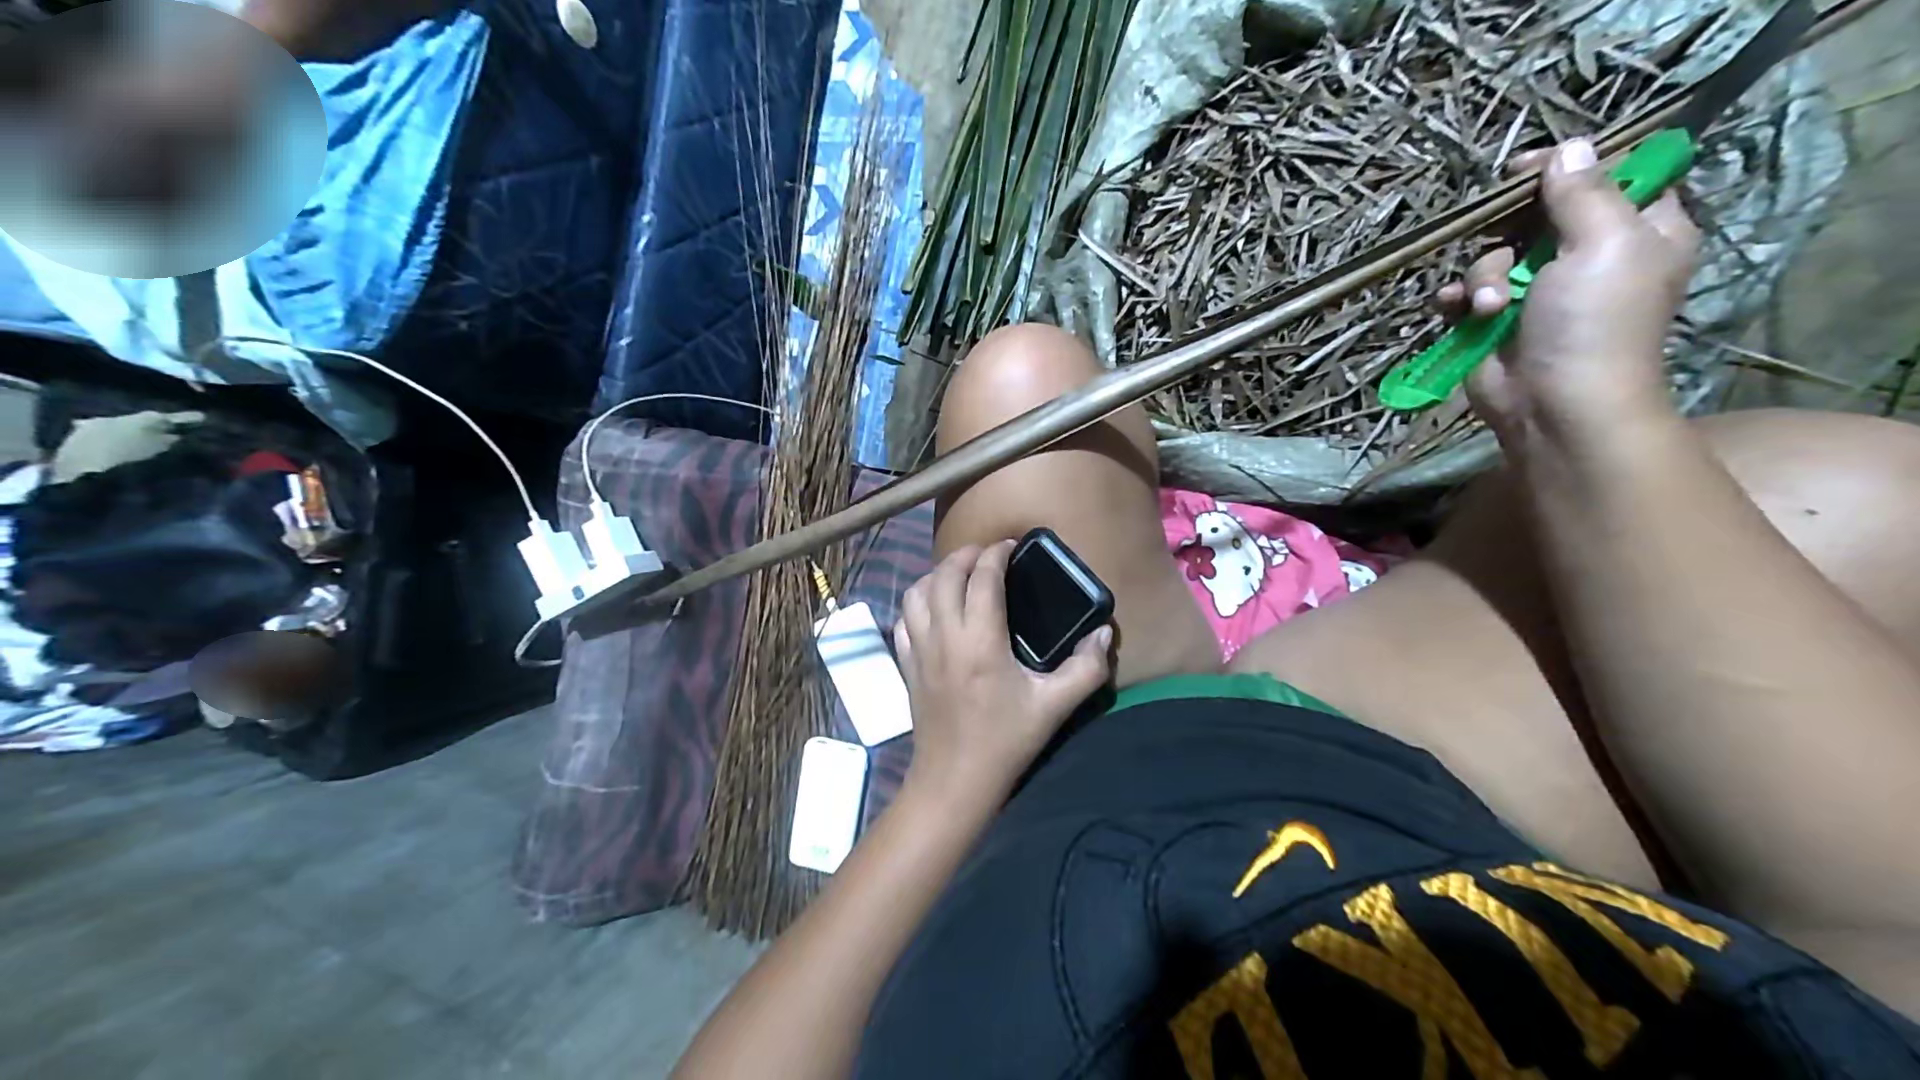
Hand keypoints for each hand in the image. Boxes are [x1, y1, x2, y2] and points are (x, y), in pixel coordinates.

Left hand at [894, 541, 1112, 802]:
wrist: (954, 780)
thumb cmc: (1006, 741)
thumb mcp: (1054, 706)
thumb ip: (1086, 668)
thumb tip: (1104, 633)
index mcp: (980, 640)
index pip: (982, 578)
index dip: (997, 553)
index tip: (1012, 546)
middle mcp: (944, 636)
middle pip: (945, 575)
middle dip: (965, 555)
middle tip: (988, 554)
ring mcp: (919, 649)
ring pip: (917, 592)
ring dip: (937, 575)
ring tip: (960, 575)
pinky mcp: (906, 664)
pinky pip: (903, 619)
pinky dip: (917, 602)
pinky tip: (934, 609)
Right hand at [1436, 138, 1700, 441]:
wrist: (1552, 404)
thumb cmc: (1593, 321)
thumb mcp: (1603, 243)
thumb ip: (1585, 192)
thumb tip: (1569, 148)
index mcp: (1638, 230)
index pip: (1612, 174)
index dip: (1571, 166)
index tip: (1529, 167)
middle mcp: (1587, 255)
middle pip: (1539, 212)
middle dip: (1510, 226)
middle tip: (1499, 233)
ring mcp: (1537, 290)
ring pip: (1496, 253)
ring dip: (1483, 274)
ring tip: (1487, 305)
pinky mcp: (1494, 319)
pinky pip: (1467, 291)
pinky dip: (1458, 298)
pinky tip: (1458, 309)